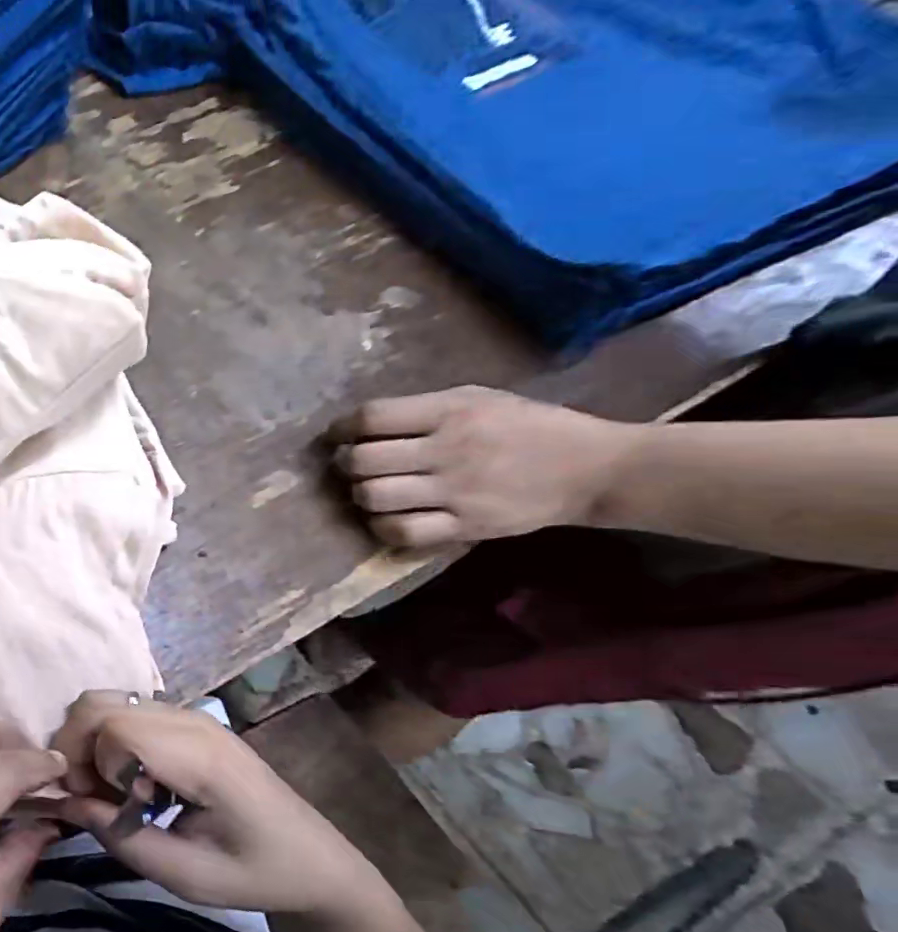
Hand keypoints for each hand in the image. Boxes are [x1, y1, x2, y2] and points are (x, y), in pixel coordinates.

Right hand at [50, 691, 390, 916]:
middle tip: (87, 794)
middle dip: (76, 746)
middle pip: (100, 703)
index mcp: (201, 758)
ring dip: (88, 740)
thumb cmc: (254, 873)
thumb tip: (67, 803)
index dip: (92, 765)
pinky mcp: (185, 717)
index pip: (116, 729)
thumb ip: (121, 839)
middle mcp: (191, 721)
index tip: (98, 806)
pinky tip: (126, 778)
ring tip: (105, 787)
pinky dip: (106, 737)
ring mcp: (188, 713)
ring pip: (106, 700)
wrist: (312, 857)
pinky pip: (124, 708)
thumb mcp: (187, 876)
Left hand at [329, 385, 644, 547]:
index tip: (335, 436)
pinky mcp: (466, 526)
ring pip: (374, 497)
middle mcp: (449, 450)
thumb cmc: (526, 427)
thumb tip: (359, 425)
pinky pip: (400, 532)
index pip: (372, 417)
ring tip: (370, 490)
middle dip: (345, 464)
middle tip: (351, 465)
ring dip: (360, 495)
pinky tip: (387, 518)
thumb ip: (421, 410)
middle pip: (362, 461)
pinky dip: (381, 526)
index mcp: (452, 412)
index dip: (341, 428)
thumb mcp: (477, 399)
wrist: (595, 469)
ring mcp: (456, 492)